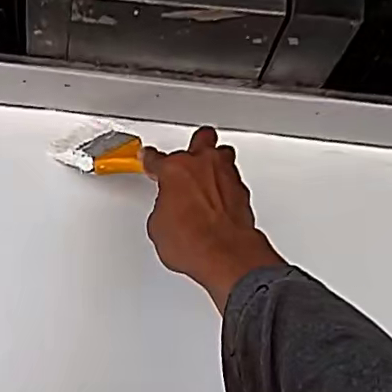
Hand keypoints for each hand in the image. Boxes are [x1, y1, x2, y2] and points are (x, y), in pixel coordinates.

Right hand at [141, 127, 287, 310]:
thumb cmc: (192, 239)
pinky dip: (224, 187)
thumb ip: (162, 208)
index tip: (149, 159)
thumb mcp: (158, 227)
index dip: (151, 159)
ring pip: (222, 154)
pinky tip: (218, 200)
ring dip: (214, 163)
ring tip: (205, 178)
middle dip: (194, 146)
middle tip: (187, 158)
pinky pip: (232, 179)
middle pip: (201, 139)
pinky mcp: (242, 190)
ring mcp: (226, 174)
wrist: (222, 253)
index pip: (157, 158)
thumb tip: (168, 211)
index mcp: (175, 169)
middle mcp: (204, 164)